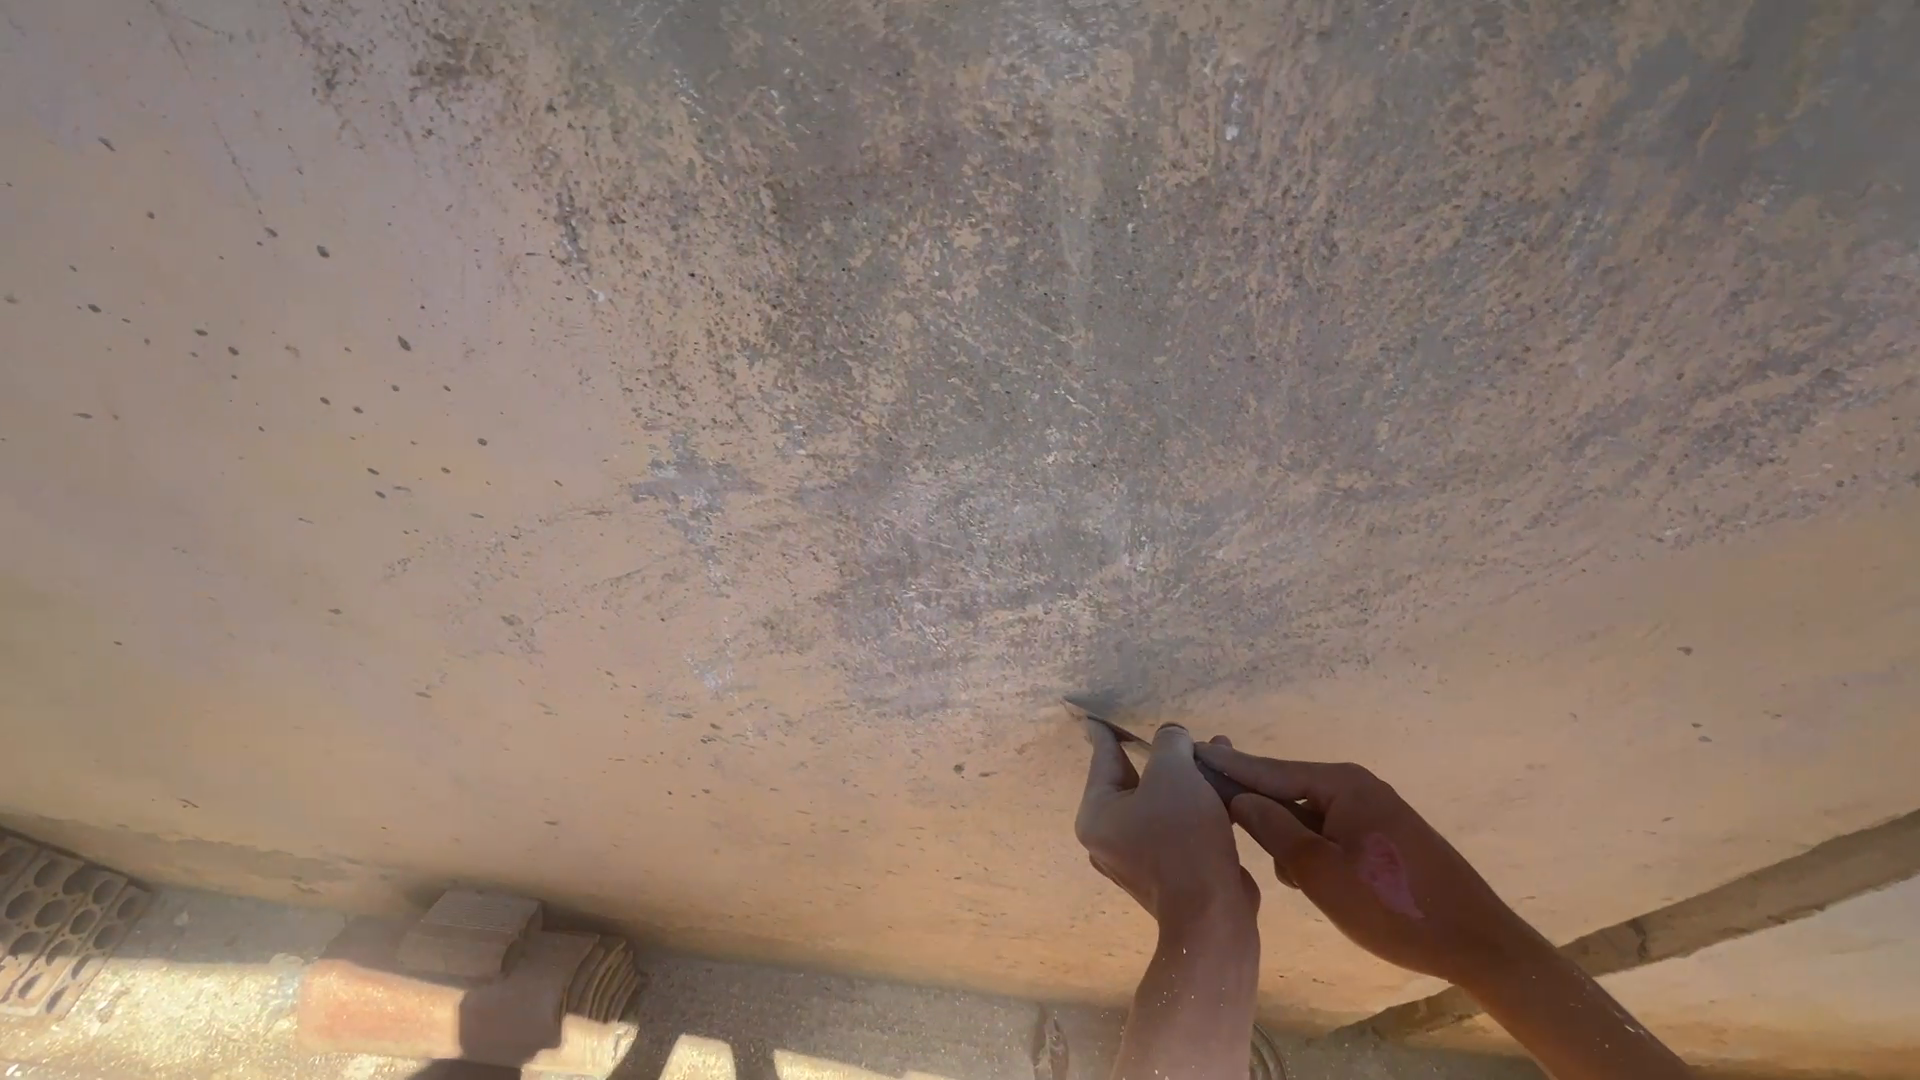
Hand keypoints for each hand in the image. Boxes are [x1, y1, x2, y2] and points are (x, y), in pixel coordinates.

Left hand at [1076, 722, 1258, 927]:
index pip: (1103, 758)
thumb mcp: (1175, 773)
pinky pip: (1179, 826)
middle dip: (1167, 755)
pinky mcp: (1169, 874)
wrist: (1213, 917)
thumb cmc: (1183, 836)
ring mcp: (1137, 859)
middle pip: (1136, 780)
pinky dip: (1199, 804)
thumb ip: (1169, 744)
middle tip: (1180, 733)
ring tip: (1216, 750)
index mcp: (1096, 814)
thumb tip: (1171, 736)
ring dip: (1190, 777)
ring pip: (1163, 802)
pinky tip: (1225, 786)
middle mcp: (1108, 837)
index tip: (1097, 718)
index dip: (1107, 732)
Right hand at [1193, 743, 1543, 989]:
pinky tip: (1303, 877)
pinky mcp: (1383, 836)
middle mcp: (1355, 786)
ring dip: (1284, 834)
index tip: (1190, 749)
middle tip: (1210, 803)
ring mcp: (1373, 810)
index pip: (1268, 769)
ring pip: (1307, 813)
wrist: (1480, 945)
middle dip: (1253, 802)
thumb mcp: (1319, 871)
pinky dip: (1309, 846)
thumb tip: (1239, 798)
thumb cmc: (1392, 906)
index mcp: (1340, 784)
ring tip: (1271, 865)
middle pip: (1286, 787)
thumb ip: (1273, 829)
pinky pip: (1329, 829)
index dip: (1227, 764)